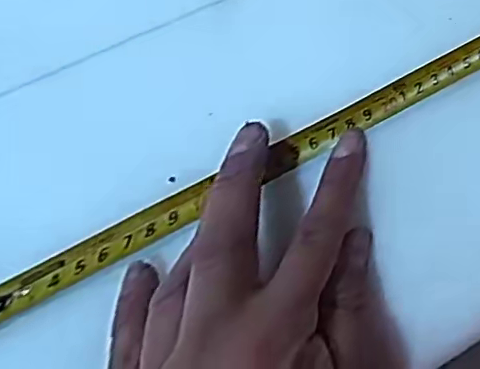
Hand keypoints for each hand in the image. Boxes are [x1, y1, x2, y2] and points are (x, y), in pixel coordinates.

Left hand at [108, 123, 396, 368]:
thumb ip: (348, 309)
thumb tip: (352, 240)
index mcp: (272, 332)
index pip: (316, 235)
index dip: (339, 182)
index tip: (350, 141)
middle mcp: (213, 338)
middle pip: (229, 236)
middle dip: (244, 177)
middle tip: (254, 133)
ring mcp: (165, 367)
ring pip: (179, 278)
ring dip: (204, 228)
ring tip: (223, 190)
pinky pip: (127, 340)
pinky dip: (135, 301)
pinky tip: (142, 271)